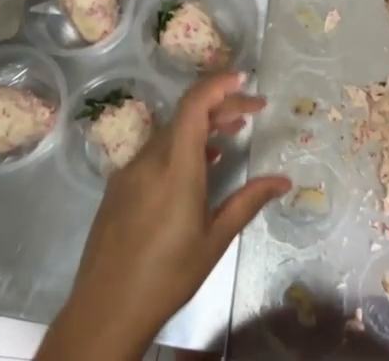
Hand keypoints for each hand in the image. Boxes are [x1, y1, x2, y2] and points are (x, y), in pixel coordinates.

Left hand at [40, 72, 288, 359]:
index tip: (244, 79)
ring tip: (231, 134)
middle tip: (253, 112)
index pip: (194, 107)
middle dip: (220, 106)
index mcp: (175, 169)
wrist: (105, 311)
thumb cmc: (167, 276)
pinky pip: (153, 152)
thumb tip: (284, 180)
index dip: (218, 85)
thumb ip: (248, 202)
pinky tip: (198, 165)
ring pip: (169, 133)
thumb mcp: (215, 240)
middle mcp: (149, 161)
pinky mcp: (118, 188)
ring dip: (201, 126)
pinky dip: (180, 146)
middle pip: (185, 115)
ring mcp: (128, 173)